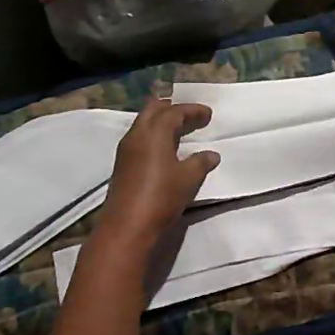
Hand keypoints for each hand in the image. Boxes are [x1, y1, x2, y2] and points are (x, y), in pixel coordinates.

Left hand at [95, 98, 219, 247]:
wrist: (127, 226)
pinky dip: (154, 135)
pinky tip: (164, 147)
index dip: (192, 110)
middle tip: (190, 115)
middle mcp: (137, 135)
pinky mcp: (122, 164)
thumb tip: (211, 155)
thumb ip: (200, 162)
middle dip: (172, 109)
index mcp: (154, 132)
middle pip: (153, 110)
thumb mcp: (188, 179)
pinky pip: (139, 138)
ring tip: (179, 129)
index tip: (208, 114)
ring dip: (161, 122)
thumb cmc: (161, 197)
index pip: (173, 112)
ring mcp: (126, 149)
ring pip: (144, 123)